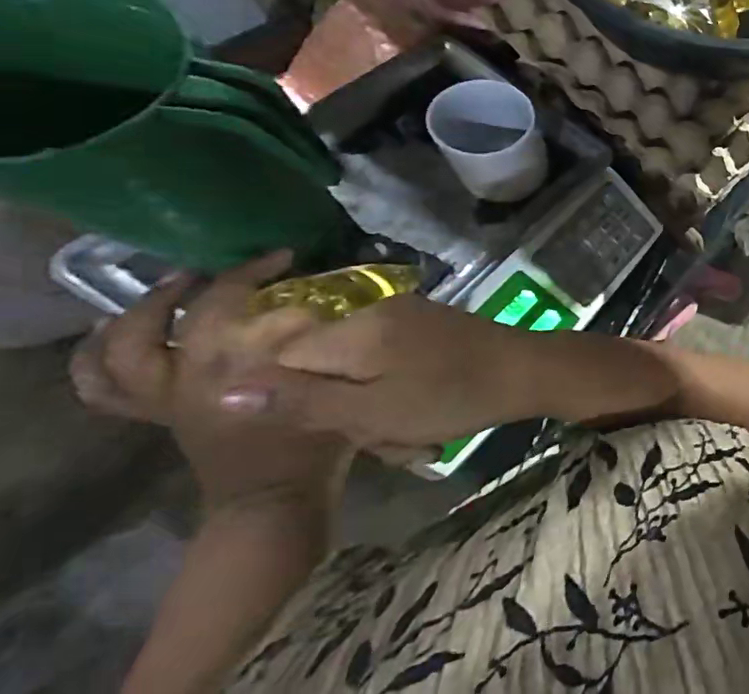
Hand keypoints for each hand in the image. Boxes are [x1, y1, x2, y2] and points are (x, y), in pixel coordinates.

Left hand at [70, 252, 350, 512]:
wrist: (273, 505)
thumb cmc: (313, 447)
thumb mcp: (334, 387)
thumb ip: (325, 346)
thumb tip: (319, 302)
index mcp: (233, 364)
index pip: (234, 298)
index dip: (258, 268)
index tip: (287, 255)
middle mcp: (187, 375)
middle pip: (168, 316)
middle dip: (193, 284)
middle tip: (216, 270)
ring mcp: (164, 398)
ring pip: (115, 351)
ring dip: (132, 314)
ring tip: (161, 292)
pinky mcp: (157, 417)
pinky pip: (103, 389)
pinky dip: (95, 360)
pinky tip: (109, 334)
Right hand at [219, 294, 540, 459]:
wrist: (524, 371)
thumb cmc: (449, 396)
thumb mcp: (370, 412)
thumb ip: (300, 400)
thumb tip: (224, 393)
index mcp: (352, 328)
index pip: (281, 354)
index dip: (289, 396)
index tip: (322, 426)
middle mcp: (373, 309)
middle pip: (322, 362)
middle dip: (343, 409)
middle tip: (382, 438)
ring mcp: (403, 314)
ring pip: (358, 368)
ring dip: (375, 409)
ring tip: (411, 436)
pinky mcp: (424, 324)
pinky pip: (387, 360)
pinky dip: (397, 394)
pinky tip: (424, 420)